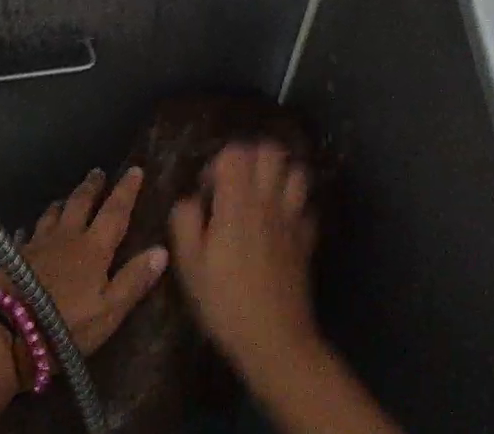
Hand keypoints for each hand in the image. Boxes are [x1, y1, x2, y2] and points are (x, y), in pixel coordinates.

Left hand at [0, 166, 169, 357]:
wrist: (9, 326)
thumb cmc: (67, 323)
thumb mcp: (109, 310)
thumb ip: (134, 280)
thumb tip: (161, 249)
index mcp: (93, 248)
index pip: (114, 212)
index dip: (126, 191)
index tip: (135, 169)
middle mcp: (65, 237)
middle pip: (79, 203)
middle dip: (91, 187)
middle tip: (97, 171)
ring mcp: (37, 243)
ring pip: (51, 214)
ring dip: (62, 202)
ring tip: (66, 197)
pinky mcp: (16, 255)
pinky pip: (27, 234)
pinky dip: (32, 228)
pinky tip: (28, 230)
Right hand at [168, 143, 321, 375]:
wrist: (275, 341)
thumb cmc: (224, 301)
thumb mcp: (188, 263)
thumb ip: (185, 221)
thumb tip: (190, 200)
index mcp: (236, 205)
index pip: (235, 153)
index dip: (219, 160)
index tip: (208, 186)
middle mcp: (268, 205)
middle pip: (271, 153)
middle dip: (252, 156)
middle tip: (236, 180)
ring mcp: (293, 221)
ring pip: (296, 174)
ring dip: (279, 174)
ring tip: (261, 192)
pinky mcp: (308, 241)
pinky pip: (307, 208)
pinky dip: (295, 206)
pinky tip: (281, 222)